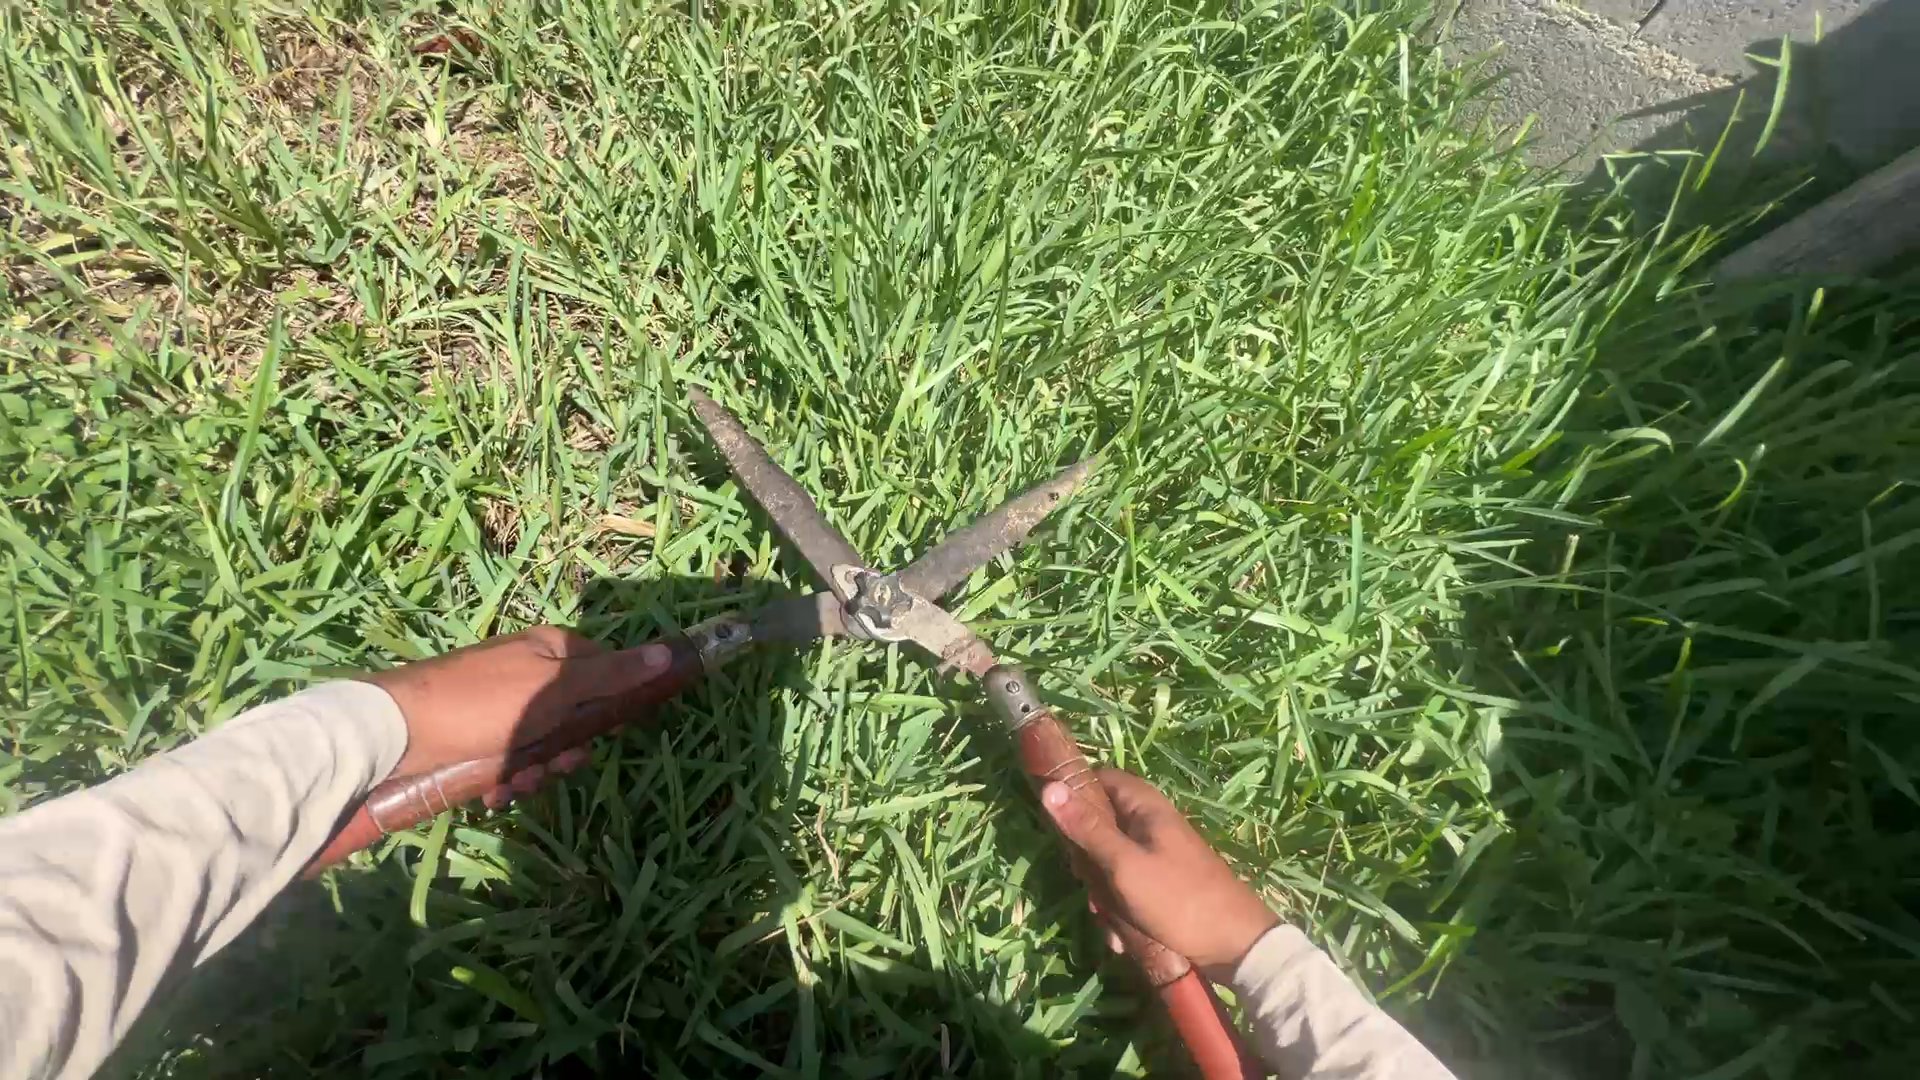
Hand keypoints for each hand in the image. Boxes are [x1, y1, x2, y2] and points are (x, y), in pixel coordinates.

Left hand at [364, 625, 673, 807]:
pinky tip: (495, 791)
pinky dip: (508, 775)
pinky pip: (510, 754)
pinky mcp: (475, 730)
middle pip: (578, 710)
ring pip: (545, 738)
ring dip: (538, 767)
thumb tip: (668, 653)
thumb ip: (614, 674)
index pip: (607, 669)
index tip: (608, 730)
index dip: (614, 702)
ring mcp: (501, 701)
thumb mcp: (558, 689)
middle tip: (557, 765)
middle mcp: (530, 669)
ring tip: (516, 784)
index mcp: (554, 649)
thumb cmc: (484, 703)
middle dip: (570, 745)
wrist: (391, 732)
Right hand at [1042, 769, 1279, 978]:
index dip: (1073, 798)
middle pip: (1098, 823)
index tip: (1060, 829)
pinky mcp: (1161, 879)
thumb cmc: (1178, 898)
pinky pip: (1126, 883)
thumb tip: (1048, 787)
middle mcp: (1149, 820)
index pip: (1096, 779)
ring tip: (1110, 918)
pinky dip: (1120, 906)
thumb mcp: (1124, 865)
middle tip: (1088, 881)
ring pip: (1108, 859)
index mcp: (1144, 804)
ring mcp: (1156, 850)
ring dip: (1102, 890)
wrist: (1237, 948)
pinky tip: (1122, 933)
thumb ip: (1086, 828)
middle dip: (1086, 858)